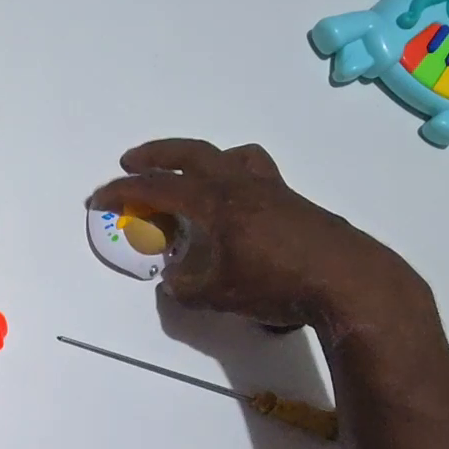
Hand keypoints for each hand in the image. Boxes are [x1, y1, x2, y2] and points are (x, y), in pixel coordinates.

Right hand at [92, 139, 433, 338]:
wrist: (348, 281)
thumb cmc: (276, 284)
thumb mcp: (216, 294)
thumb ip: (185, 286)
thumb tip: (173, 279)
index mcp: (217, 202)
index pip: (160, 188)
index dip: (125, 191)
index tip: (100, 196)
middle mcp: (243, 186)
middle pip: (194, 154)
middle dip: (157, 155)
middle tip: (132, 161)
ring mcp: (272, 190)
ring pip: (232, 157)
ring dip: (204, 159)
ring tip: (191, 175)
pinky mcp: (293, 203)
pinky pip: (254, 176)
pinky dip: (232, 180)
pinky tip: (231, 209)